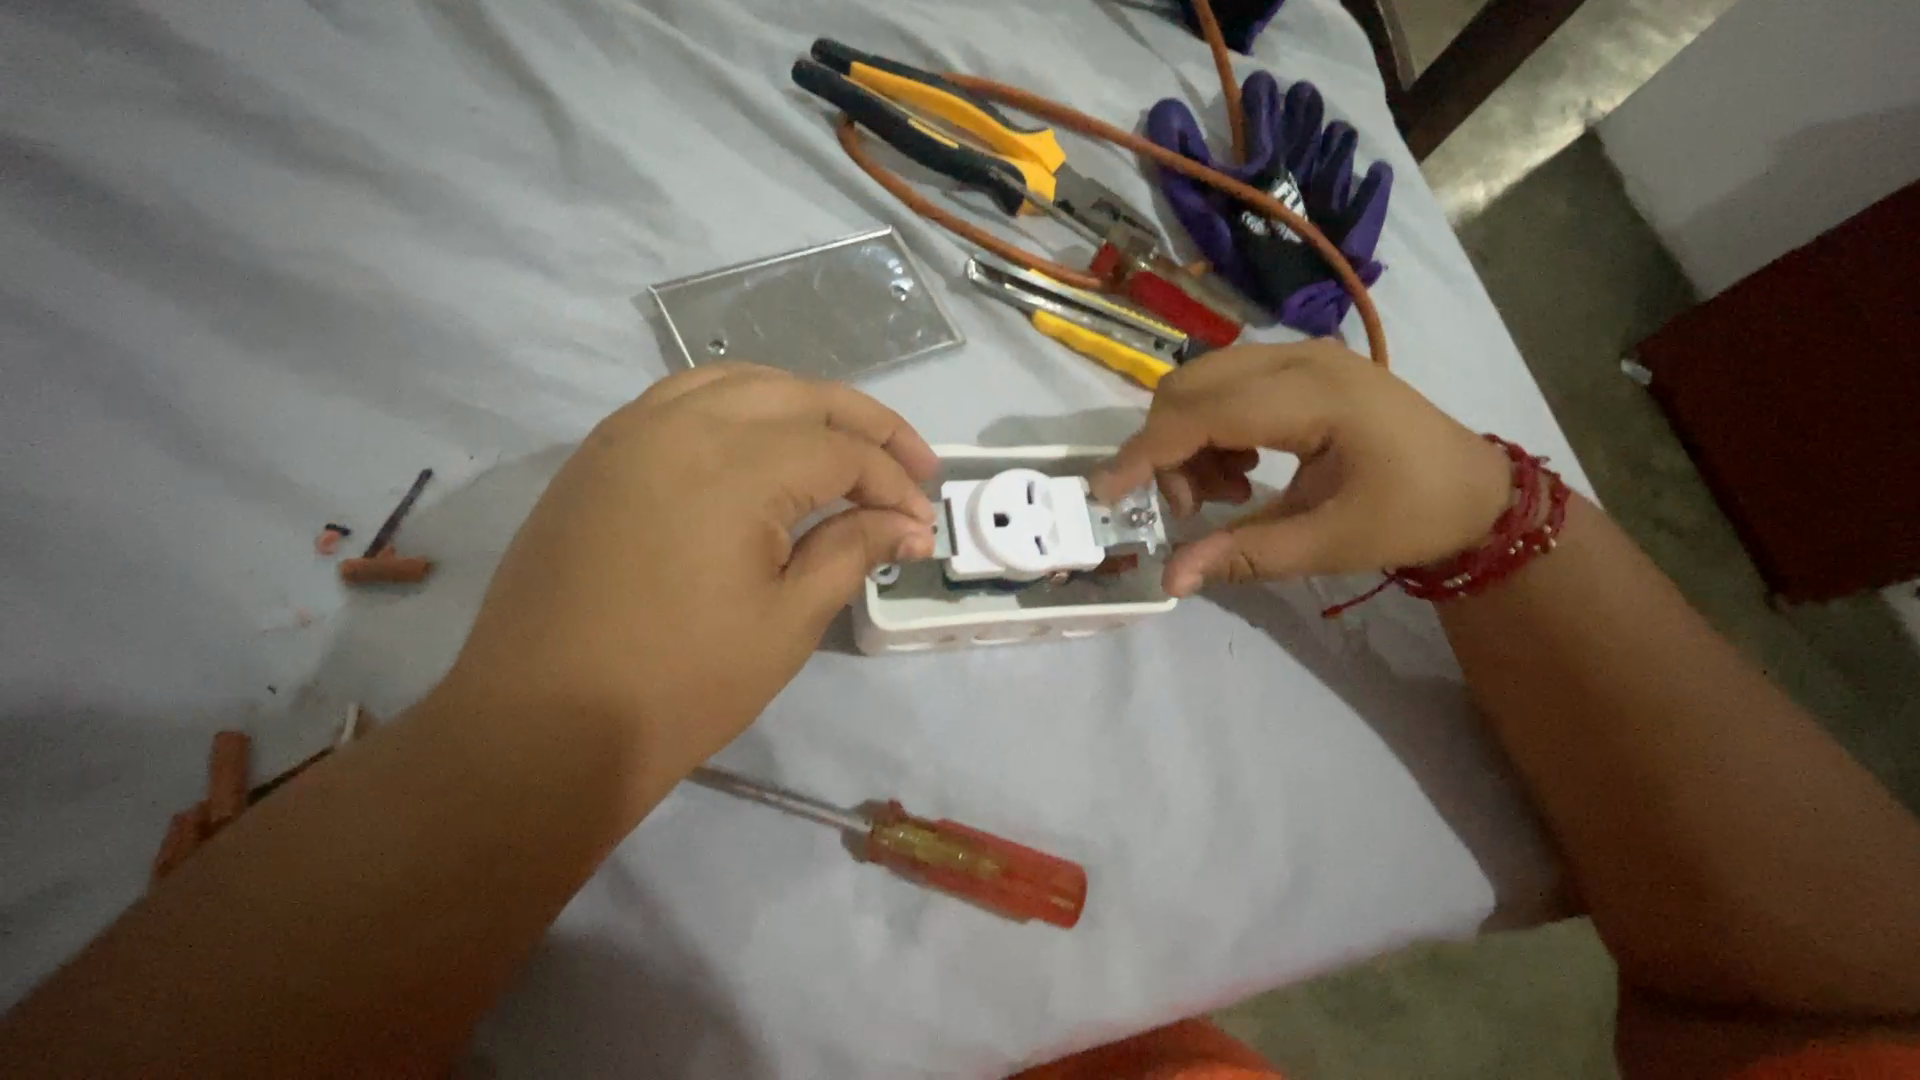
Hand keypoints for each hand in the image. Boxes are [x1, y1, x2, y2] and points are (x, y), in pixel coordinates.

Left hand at [433, 364, 939, 792]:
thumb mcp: (788, 621)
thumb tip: (910, 525)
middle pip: (800, 395)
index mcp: (735, 467)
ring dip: (804, 404)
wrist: (543, 726)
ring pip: (738, 382)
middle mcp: (682, 425)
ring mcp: (630, 432)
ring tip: (842, 443)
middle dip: (867, 426)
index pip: (841, 451)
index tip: (923, 526)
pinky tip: (758, 441)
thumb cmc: (681, 684)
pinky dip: (738, 405)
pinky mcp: (599, 454)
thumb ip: (853, 551)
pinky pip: (682, 399)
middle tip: (911, 467)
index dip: (892, 484)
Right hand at [1092, 341, 1511, 595]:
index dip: (1146, 453)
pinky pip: (1224, 385)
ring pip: (1200, 383)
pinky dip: (1210, 429)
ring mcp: (1300, 355)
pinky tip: (1243, 469)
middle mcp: (1299, 358)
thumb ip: (1244, 554)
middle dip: (1165, 449)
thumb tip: (1170, 580)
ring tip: (1225, 493)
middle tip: (1192, 508)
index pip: (1201, 412)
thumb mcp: (1329, 543)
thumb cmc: (1413, 515)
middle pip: (1188, 387)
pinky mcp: (1299, 366)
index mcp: (1314, 396)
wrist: (1477, 490)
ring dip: (1186, 440)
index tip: (1106, 493)